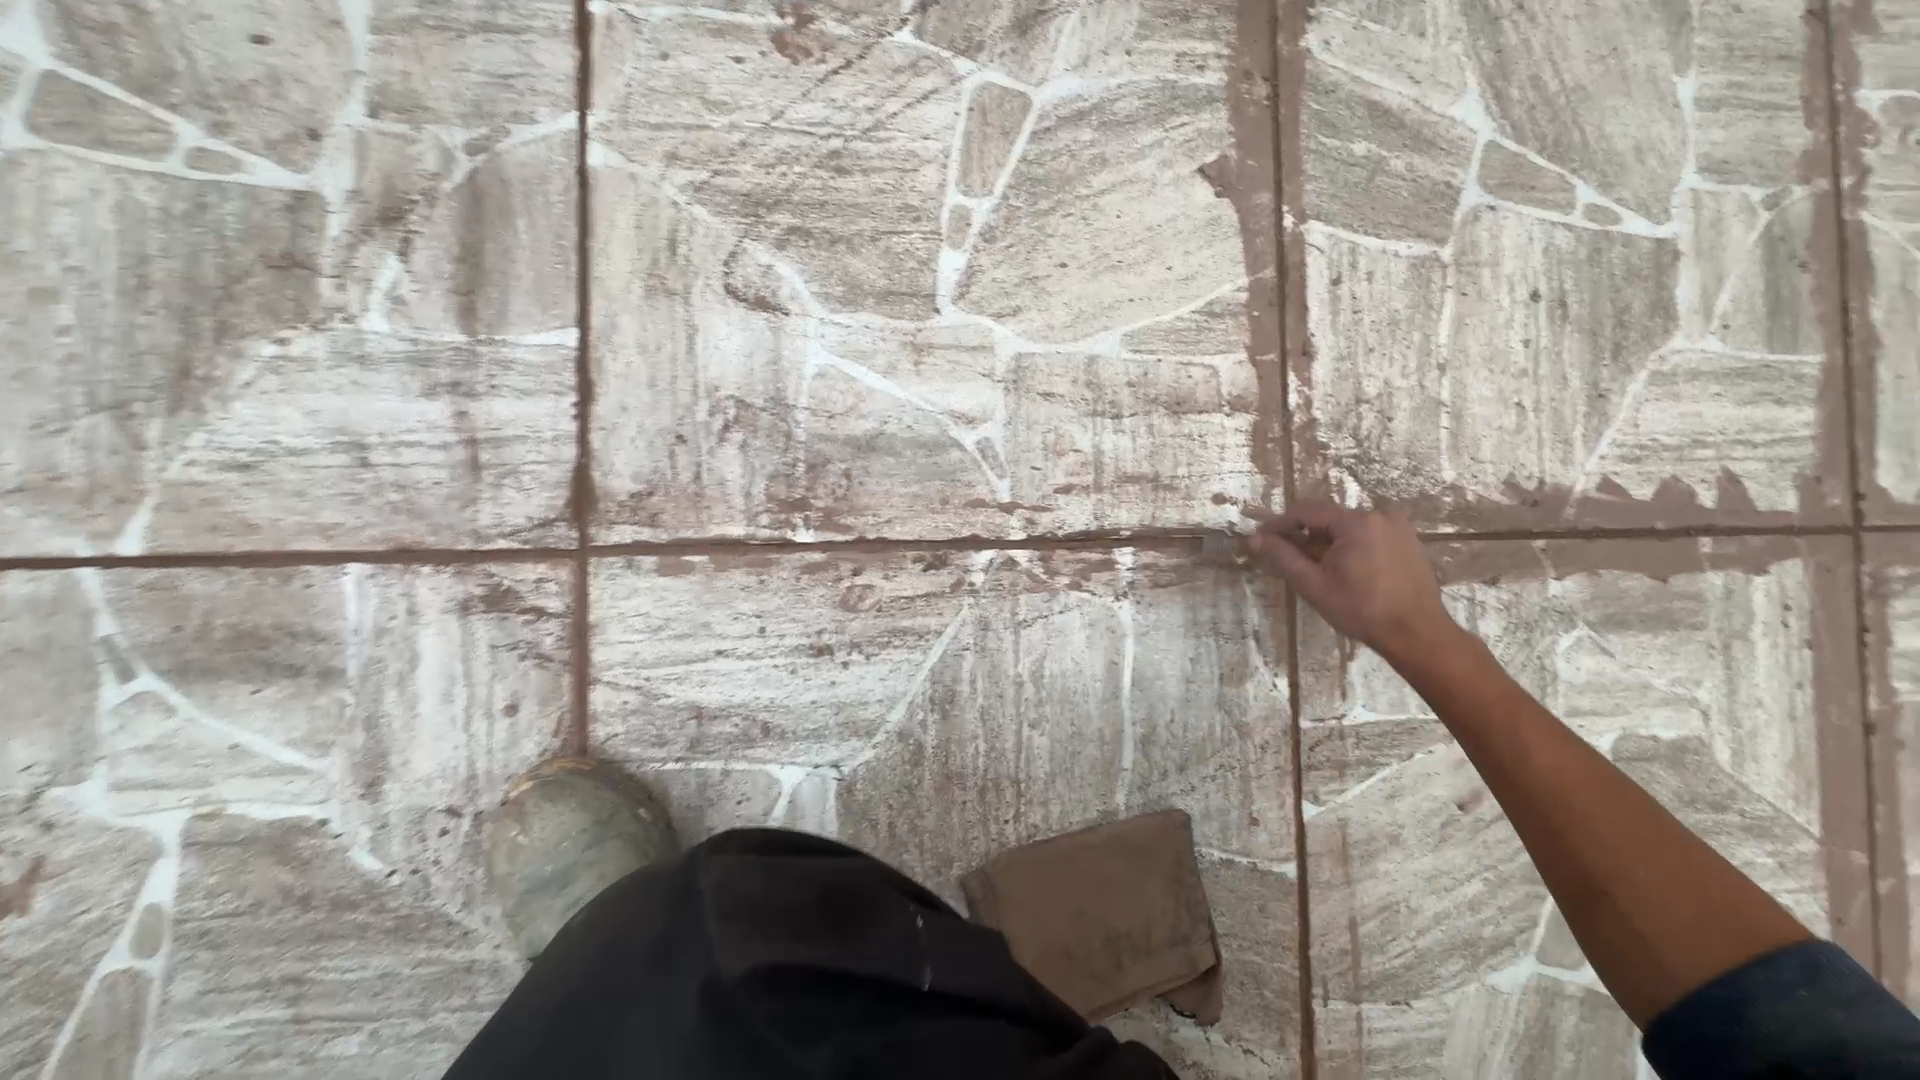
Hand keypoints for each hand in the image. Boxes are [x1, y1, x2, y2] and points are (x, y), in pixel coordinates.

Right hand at [1244, 501, 1459, 661]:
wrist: (1416, 633)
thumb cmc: (1361, 610)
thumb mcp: (1313, 585)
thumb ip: (1282, 557)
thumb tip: (1254, 539)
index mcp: (1357, 521)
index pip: (1306, 511)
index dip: (1279, 525)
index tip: (1261, 540)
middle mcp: (1380, 514)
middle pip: (1328, 519)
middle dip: (1304, 537)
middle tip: (1288, 562)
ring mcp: (1398, 526)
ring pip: (1348, 527)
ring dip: (1327, 543)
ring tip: (1316, 571)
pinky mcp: (1408, 540)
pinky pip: (1368, 535)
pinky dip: (1350, 547)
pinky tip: (1345, 572)